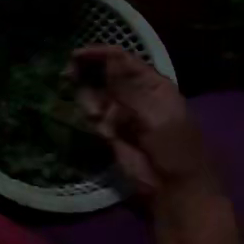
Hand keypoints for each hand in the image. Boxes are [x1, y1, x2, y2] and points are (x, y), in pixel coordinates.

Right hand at [72, 45, 220, 205]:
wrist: (173, 188)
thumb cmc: (174, 149)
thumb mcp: (155, 116)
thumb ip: (129, 89)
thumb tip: (110, 57)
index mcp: (152, 83)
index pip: (122, 59)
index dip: (99, 54)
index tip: (76, 56)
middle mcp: (134, 92)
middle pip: (104, 72)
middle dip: (87, 74)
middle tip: (69, 77)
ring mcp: (121, 111)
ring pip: (95, 93)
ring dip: (90, 101)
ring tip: (100, 119)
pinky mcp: (110, 129)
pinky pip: (94, 115)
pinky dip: (93, 119)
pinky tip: (105, 132)